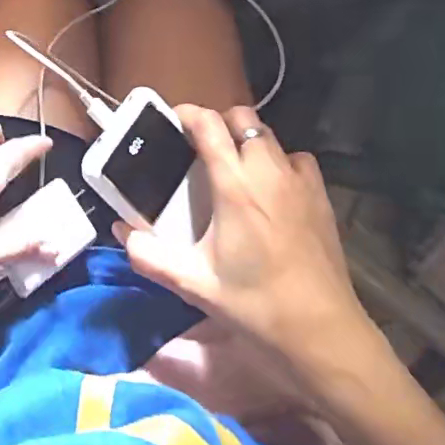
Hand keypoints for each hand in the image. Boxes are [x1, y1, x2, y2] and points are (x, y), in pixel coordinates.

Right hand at [117, 106, 376, 382]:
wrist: (322, 331)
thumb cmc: (256, 305)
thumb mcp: (195, 284)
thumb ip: (152, 256)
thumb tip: (122, 232)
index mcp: (234, 185)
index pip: (209, 125)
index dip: (188, 113)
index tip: (174, 120)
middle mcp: (267, 170)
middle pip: (242, 119)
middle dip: (220, 123)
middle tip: (202, 148)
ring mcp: (298, 179)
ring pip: (270, 136)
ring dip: (249, 141)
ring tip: (235, 168)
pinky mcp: (320, 194)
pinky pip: (296, 159)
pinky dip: (280, 161)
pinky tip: (273, 188)